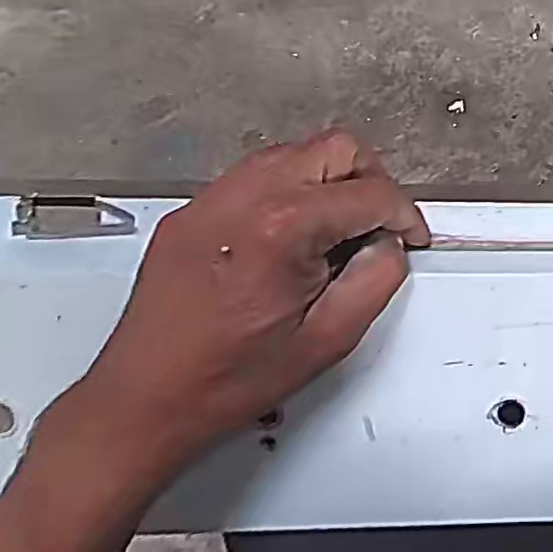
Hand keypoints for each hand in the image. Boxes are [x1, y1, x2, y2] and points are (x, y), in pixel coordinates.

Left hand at [77, 129, 430, 470]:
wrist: (142, 403)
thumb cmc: (228, 378)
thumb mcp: (331, 338)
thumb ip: (379, 277)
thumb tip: (388, 243)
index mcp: (282, 227)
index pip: (372, 193)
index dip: (405, 214)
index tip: (410, 235)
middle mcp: (245, 197)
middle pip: (338, 148)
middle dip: (373, 181)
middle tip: (379, 223)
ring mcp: (214, 198)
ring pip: (299, 151)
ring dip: (333, 179)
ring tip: (338, 227)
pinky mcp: (194, 208)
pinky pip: (261, 172)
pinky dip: (294, 187)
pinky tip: (295, 231)